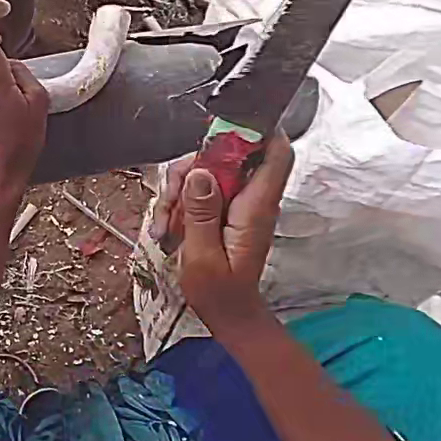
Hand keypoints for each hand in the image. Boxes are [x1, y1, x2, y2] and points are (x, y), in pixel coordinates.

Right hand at [159, 133, 293, 331]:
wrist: (228, 315)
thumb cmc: (219, 292)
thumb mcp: (202, 256)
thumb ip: (201, 213)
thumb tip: (199, 173)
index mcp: (255, 208)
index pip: (275, 155)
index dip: (260, 130)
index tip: (223, 125)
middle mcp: (250, 200)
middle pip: (226, 159)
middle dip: (191, 169)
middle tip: (170, 200)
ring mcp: (236, 204)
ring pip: (204, 173)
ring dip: (178, 192)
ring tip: (165, 226)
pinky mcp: (222, 211)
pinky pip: (198, 192)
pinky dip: (178, 205)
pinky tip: (167, 229)